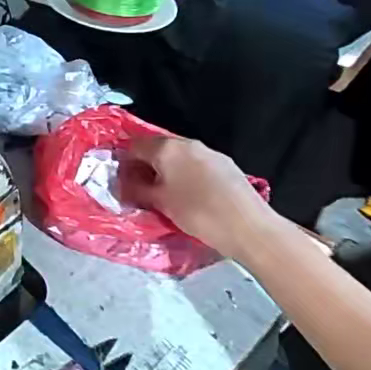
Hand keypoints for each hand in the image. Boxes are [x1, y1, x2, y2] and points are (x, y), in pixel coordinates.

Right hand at [123, 136, 277, 259]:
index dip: (124, 162)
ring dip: (167, 170)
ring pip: (178, 156)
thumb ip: (138, 190)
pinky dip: (186, 174)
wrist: (248, 226)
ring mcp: (209, 152)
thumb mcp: (161, 204)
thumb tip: (124, 184)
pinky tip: (190, 195)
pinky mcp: (225, 164)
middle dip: (146, 165)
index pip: (135, 146)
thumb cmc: (199, 214)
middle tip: (141, 189)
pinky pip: (196, 164)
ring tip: (165, 194)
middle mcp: (187, 143)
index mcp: (167, 148)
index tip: (121, 180)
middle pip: (157, 148)